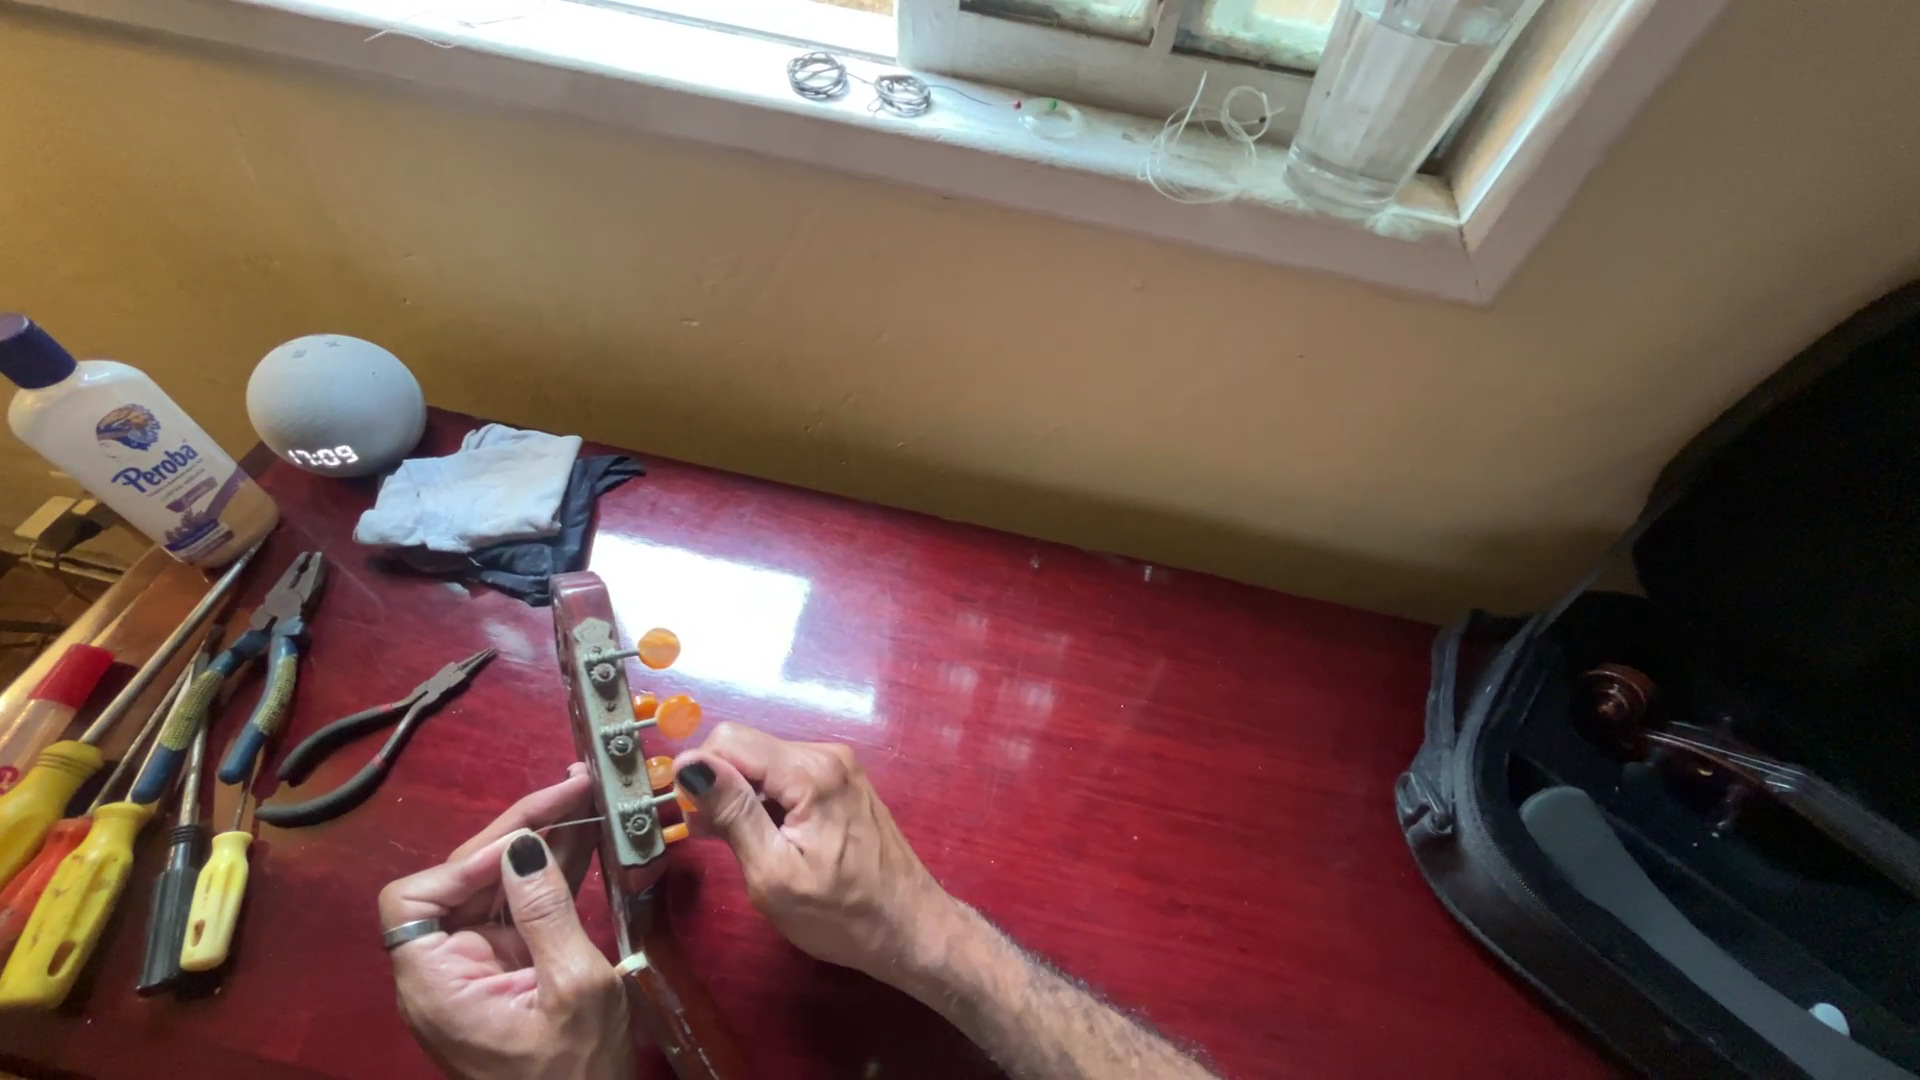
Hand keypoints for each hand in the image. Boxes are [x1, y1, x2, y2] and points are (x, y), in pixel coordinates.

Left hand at [378, 766, 632, 1079]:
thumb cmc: (575, 1071)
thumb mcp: (573, 988)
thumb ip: (546, 913)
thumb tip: (523, 846)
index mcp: (439, 982)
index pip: (414, 899)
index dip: (465, 863)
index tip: (524, 847)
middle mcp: (447, 966)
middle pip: (463, 878)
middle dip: (519, 828)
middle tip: (577, 786)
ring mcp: (481, 962)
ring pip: (498, 881)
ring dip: (544, 837)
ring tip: (588, 795)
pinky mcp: (513, 961)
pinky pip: (526, 900)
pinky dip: (556, 865)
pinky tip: (588, 832)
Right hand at [673, 723, 958, 988]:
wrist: (908, 925)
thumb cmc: (841, 913)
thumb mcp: (774, 872)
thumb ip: (733, 813)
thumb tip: (690, 767)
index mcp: (811, 771)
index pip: (730, 740)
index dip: (698, 774)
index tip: (687, 815)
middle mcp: (825, 754)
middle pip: (747, 747)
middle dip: (718, 785)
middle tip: (708, 836)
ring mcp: (836, 765)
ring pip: (764, 760)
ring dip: (740, 795)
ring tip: (737, 842)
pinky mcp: (840, 780)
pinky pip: (786, 774)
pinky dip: (766, 799)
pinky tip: (765, 835)